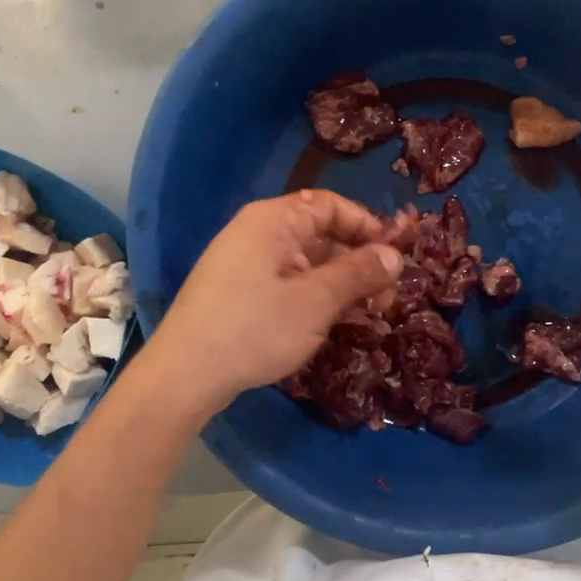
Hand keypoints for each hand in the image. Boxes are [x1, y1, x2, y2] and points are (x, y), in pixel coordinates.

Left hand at [147, 190, 401, 414]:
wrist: (185, 374)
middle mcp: (257, 234)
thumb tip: (395, 255)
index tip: (395, 257)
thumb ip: (358, 273)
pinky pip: (287, 285)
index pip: (330, 205)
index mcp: (273, 220)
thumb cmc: (254, 328)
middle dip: (358, 262)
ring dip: (341, 285)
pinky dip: (315, 299)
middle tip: (387, 296)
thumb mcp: (316, 300)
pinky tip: (335, 324)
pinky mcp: (239, 295)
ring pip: (306, 264)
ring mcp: (245, 266)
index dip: (366, 226)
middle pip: (319, 235)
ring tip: (369, 315)